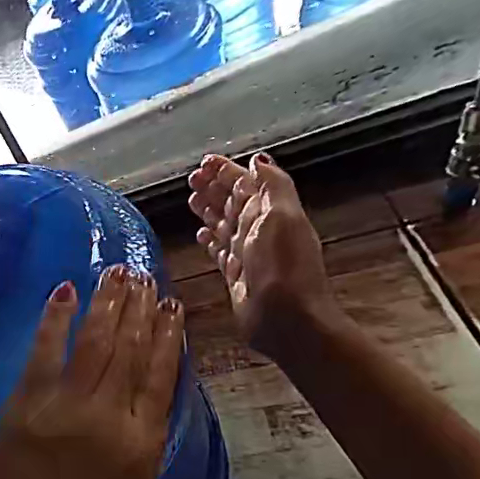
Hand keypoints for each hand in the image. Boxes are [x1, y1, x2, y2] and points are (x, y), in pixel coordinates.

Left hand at [0, 266, 185, 478]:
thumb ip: (148, 443)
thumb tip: (152, 393)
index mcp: (142, 443)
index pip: (161, 375)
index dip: (169, 336)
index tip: (172, 306)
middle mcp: (110, 417)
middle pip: (131, 349)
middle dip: (140, 308)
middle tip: (143, 276)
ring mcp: (67, 407)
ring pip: (96, 341)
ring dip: (108, 303)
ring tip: (117, 273)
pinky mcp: (28, 403)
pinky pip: (46, 350)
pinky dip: (56, 318)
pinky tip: (66, 290)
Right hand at [188, 153, 341, 361]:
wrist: (288, 318)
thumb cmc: (285, 266)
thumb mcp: (283, 215)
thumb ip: (273, 185)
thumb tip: (257, 160)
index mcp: (270, 211)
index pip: (244, 183)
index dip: (226, 171)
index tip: (204, 162)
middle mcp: (258, 230)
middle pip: (231, 202)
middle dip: (213, 188)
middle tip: (191, 179)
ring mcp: (246, 254)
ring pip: (223, 224)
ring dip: (208, 210)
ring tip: (191, 199)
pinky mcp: (235, 276)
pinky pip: (219, 251)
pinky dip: (210, 241)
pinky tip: (200, 235)